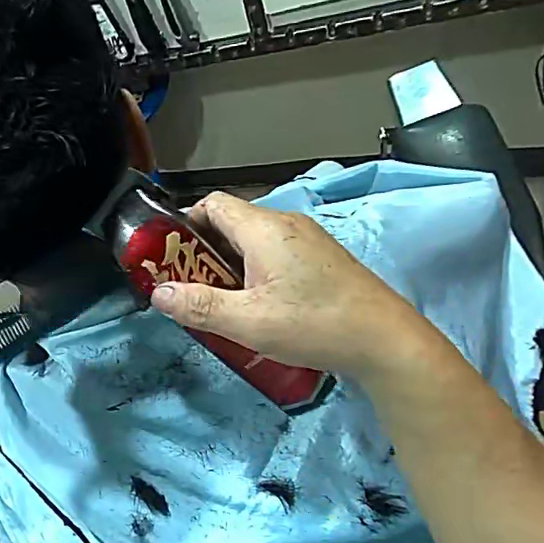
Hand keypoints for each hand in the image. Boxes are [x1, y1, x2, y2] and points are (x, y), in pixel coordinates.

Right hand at [148, 192, 433, 377]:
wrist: (384, 339)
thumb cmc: (314, 324)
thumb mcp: (249, 322)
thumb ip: (200, 306)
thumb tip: (159, 293)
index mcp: (264, 228)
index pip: (213, 203)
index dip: (186, 225)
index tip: (173, 260)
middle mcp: (287, 223)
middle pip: (233, 224)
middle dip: (207, 254)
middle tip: (196, 291)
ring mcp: (310, 240)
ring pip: (256, 242)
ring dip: (234, 268)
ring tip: (227, 305)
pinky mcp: (324, 259)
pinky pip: (279, 255)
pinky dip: (260, 273)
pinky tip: (264, 307)